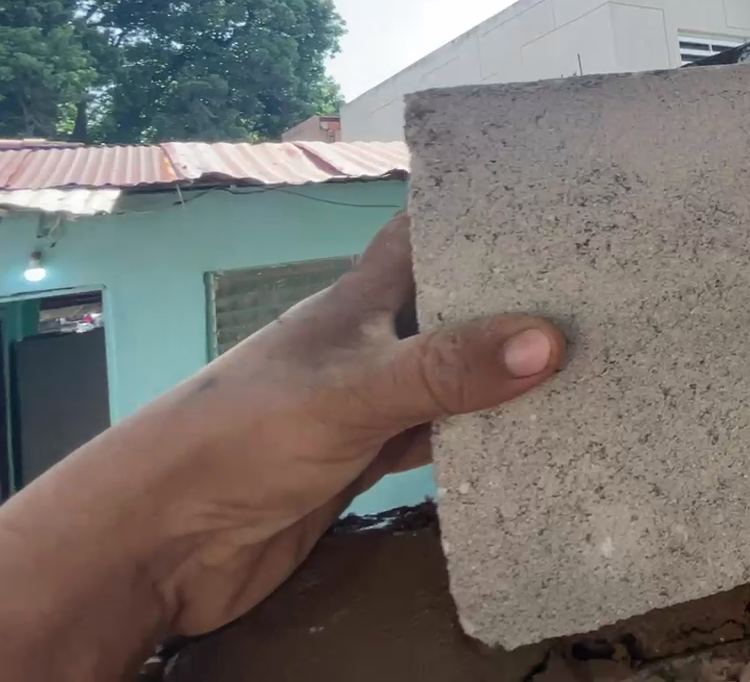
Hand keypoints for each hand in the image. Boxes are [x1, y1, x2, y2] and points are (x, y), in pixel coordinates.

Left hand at [0, 213, 564, 678]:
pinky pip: (452, 430)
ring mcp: (379, 396)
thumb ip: (451, 366)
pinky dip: (489, 429)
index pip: (427, 230)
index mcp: (365, 297)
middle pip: (459, 301)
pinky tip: (540, 425)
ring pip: (460, 369)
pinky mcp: (378, 451)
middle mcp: (378, 337)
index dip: (479, 209)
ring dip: (509, 368)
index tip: (550, 198)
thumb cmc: (244, 434)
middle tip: (597, 283)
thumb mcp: (356, 388)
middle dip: (518, 294)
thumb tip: (555, 341)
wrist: (152, 551)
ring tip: (589, 349)